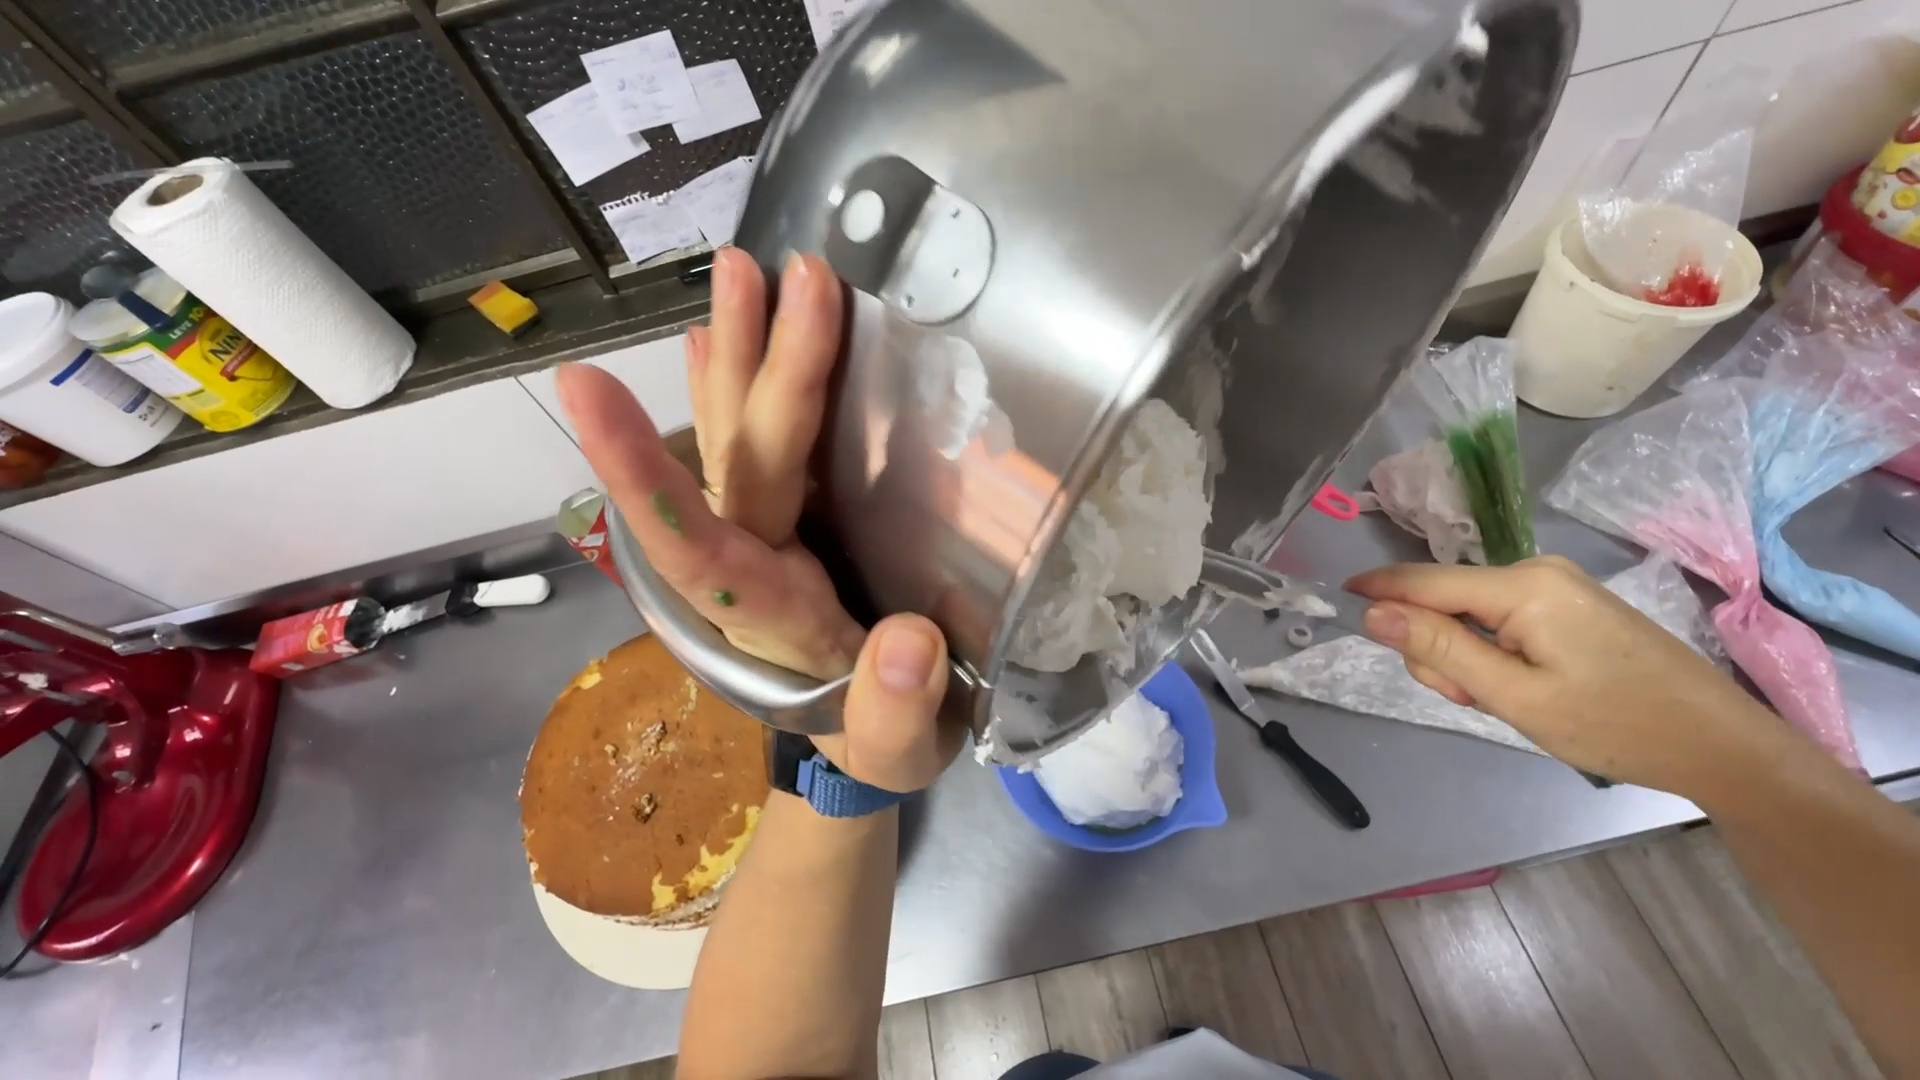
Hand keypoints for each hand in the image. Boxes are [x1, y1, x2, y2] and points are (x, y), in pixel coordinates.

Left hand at [557, 248, 962, 792]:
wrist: (857, 739)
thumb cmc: (877, 748)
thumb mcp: (898, 753)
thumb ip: (894, 715)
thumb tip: (907, 643)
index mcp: (770, 620)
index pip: (697, 546)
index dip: (642, 474)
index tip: (591, 390)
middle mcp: (750, 565)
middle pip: (733, 464)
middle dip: (746, 368)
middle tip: (761, 272)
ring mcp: (764, 537)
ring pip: (736, 440)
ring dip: (734, 354)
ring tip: (740, 271)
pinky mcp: (787, 523)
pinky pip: (749, 450)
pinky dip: (729, 390)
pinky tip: (708, 339)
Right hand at [1346, 555, 1794, 795]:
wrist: (1722, 745)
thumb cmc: (1615, 725)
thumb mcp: (1513, 695)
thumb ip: (1439, 648)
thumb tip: (1373, 612)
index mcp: (1521, 586)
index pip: (1421, 580)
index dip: (1374, 592)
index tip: (1333, 603)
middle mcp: (1534, 571)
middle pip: (1440, 599)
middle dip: (1436, 648)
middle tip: (1472, 698)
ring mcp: (1552, 586)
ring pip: (1464, 613)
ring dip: (1463, 656)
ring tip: (1501, 699)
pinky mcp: (1564, 604)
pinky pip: (1496, 619)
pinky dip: (1488, 652)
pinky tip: (1516, 684)